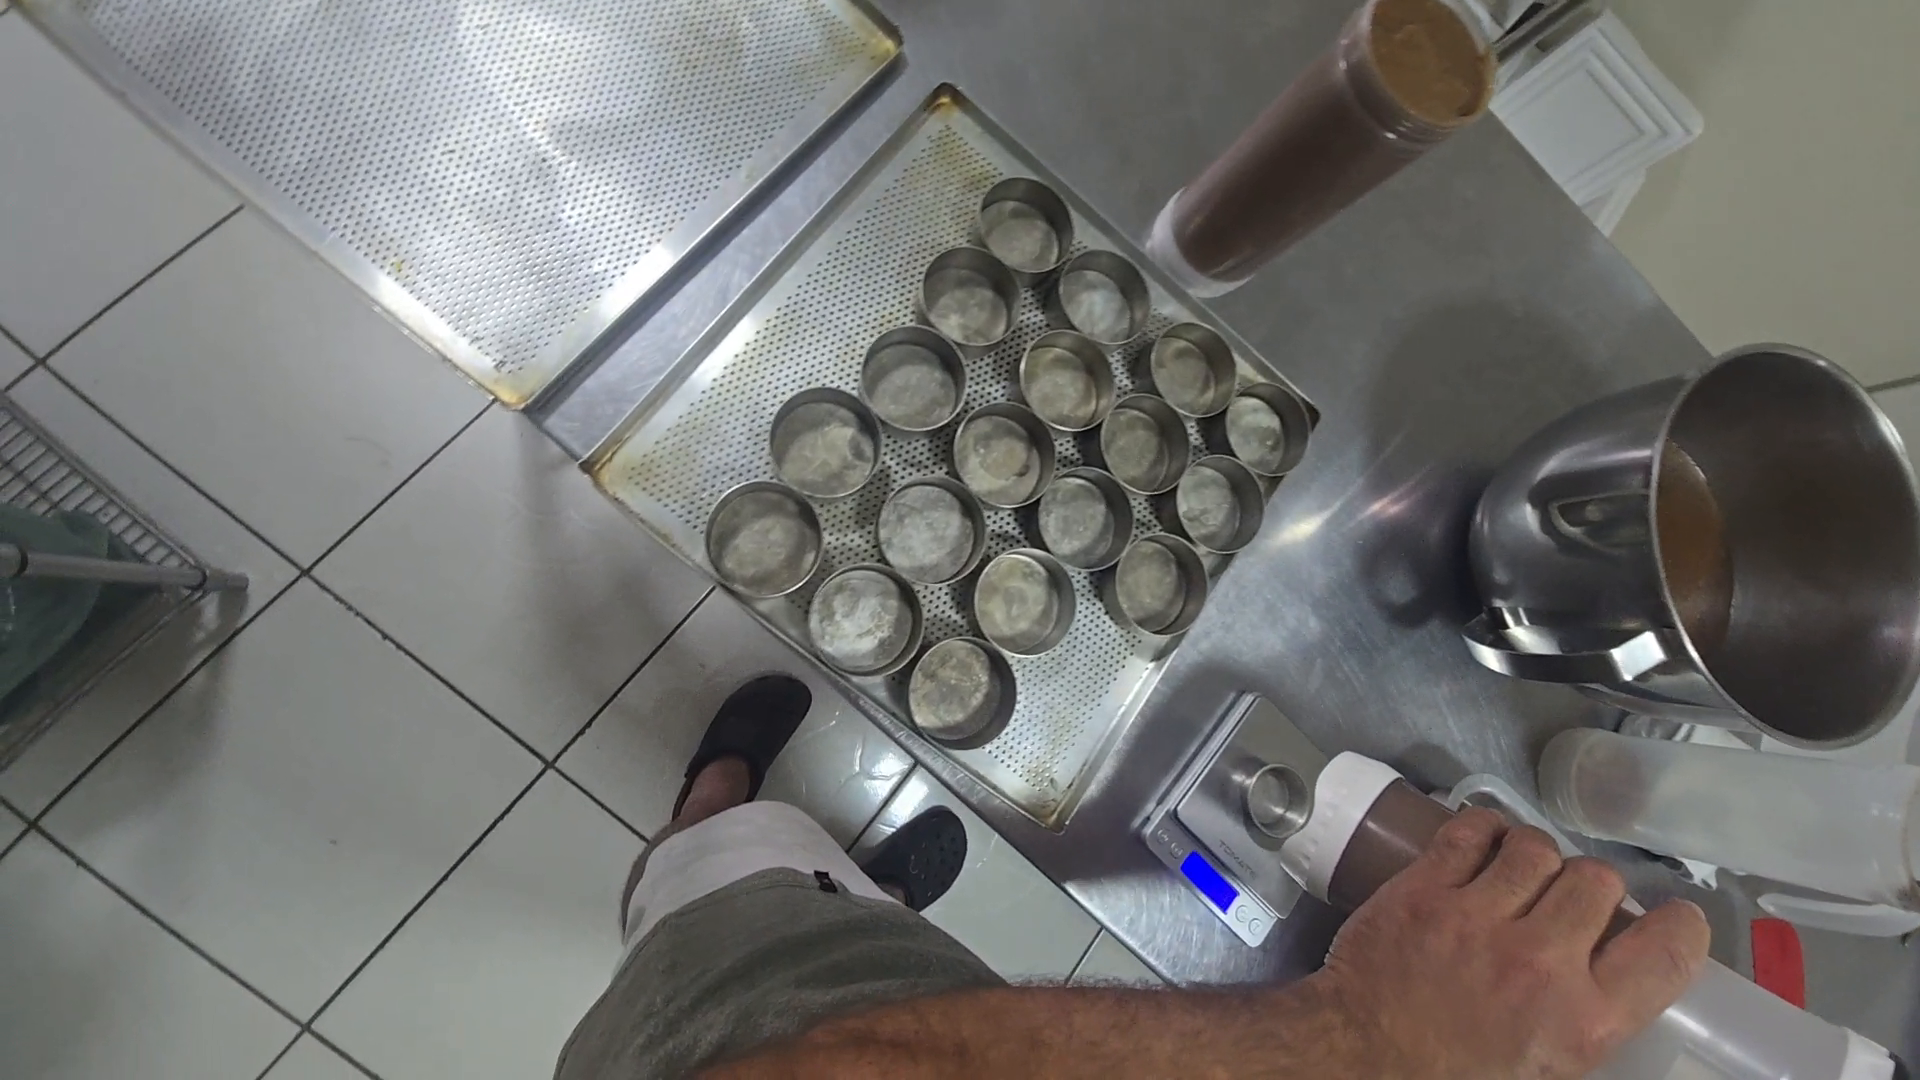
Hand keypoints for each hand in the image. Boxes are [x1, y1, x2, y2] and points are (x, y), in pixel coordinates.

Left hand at [1312, 808, 1709, 1079]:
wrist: (1368, 1050)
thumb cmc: (1462, 1073)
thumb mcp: (1553, 1070)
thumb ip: (1590, 1022)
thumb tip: (1613, 979)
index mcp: (1586, 1018)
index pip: (1665, 953)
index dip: (1679, 924)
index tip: (1670, 913)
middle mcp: (1539, 959)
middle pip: (1595, 881)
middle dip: (1591, 881)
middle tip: (1570, 893)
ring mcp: (1475, 916)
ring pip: (1533, 848)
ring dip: (1535, 850)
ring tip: (1523, 865)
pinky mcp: (1422, 887)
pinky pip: (1466, 833)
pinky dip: (1482, 825)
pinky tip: (1484, 835)